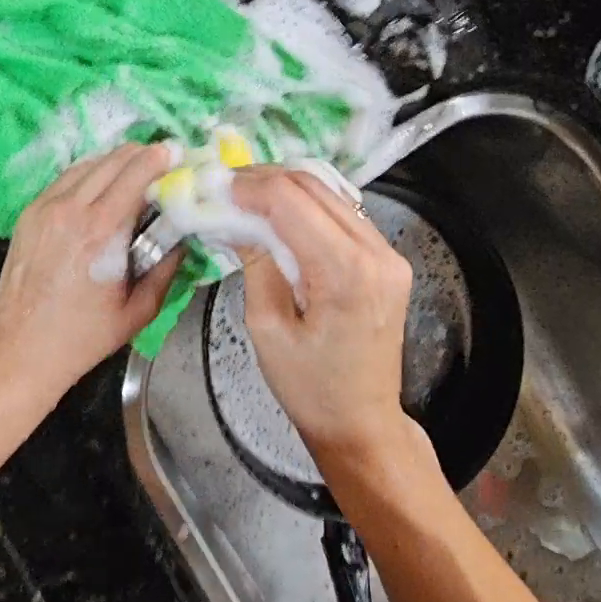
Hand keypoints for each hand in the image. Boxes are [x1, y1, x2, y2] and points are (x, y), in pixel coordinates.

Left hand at [0, 143, 181, 397]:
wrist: (22, 347)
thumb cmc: (82, 336)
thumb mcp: (139, 310)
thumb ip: (166, 269)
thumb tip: (183, 238)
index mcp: (101, 231)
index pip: (136, 174)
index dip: (160, 159)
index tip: (178, 156)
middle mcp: (71, 210)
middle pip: (112, 160)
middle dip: (141, 156)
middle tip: (162, 162)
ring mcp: (45, 208)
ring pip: (87, 164)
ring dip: (114, 162)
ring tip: (134, 172)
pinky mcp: (29, 214)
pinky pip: (64, 180)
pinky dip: (87, 175)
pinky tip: (100, 187)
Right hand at [231, 166, 415, 458]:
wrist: (361, 420)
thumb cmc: (309, 386)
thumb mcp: (266, 325)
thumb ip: (255, 261)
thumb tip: (232, 216)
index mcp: (346, 272)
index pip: (290, 200)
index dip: (247, 187)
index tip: (212, 189)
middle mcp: (376, 252)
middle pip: (312, 185)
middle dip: (262, 180)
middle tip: (222, 190)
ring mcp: (388, 252)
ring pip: (328, 191)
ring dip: (282, 187)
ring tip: (243, 199)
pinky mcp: (386, 258)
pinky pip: (341, 211)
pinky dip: (304, 203)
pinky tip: (276, 214)